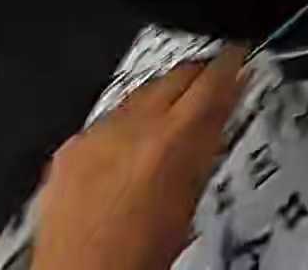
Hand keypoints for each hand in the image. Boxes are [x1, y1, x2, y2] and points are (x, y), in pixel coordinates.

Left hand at [33, 49, 247, 269]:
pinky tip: (130, 147)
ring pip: (144, 90)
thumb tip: (236, 86)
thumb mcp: (197, 186)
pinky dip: (126, 123)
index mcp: (173, 136)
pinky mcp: (69, 148)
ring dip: (162, 97)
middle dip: (198, 76)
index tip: (239, 56)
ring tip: (171, 124)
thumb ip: (216, 128)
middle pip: (178, 73)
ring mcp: (96, 134)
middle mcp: (133, 126)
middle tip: (212, 88)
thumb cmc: (143, 251)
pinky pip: (109, 116)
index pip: (214, 75)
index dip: (232, 61)